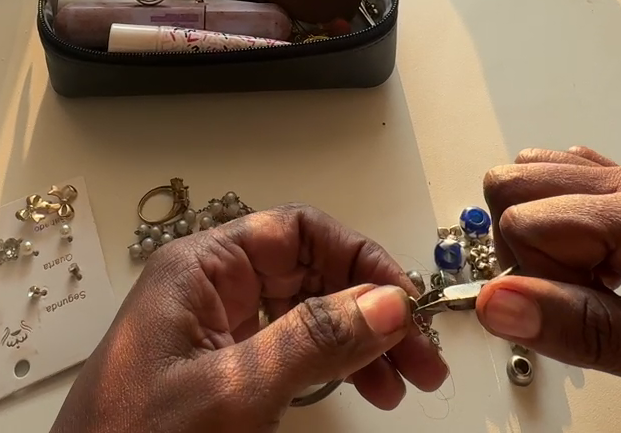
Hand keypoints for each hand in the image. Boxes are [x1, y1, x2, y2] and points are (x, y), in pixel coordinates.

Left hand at [52, 204, 448, 432]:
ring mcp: (213, 328)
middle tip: (418, 357)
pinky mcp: (218, 369)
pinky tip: (361, 388)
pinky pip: (288, 349)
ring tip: (401, 384)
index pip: (296, 230)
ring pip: (304, 311)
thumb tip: (389, 300)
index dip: (356, 258)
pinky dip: (330, 367)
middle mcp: (210, 285)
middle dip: (366, 306)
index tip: (403, 302)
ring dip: (357, 340)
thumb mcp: (236, 390)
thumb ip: (314, 340)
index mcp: (202, 265)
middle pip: (307, 270)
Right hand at [477, 149, 620, 432]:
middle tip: (582, 311)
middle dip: (522, 250)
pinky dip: (568, 223)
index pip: (523, 221)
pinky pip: (580, 181)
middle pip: (514, 181)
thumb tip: (494, 302)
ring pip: (538, 174)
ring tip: (602, 296)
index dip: (528, 282)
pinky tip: (611, 273)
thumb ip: (590, 332)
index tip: (571, 328)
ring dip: (543, 235)